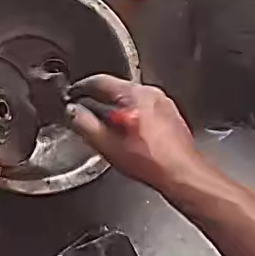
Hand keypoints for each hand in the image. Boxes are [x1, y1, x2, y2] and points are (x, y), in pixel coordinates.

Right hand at [67, 75, 211, 193]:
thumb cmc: (151, 162)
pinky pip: (144, 107)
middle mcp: (151, 93)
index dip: (81, 88)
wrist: (182, 174)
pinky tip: (129, 134)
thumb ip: (85, 124)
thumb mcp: (108, 145)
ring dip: (116, 109)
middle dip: (99, 100)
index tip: (73, 95)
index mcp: (134, 95)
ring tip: (108, 128)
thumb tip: (72, 111)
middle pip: (116, 89)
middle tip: (86, 113)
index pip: (100, 81)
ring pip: (131, 98)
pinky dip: (132, 115)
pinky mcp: (170, 113)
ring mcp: (163, 102)